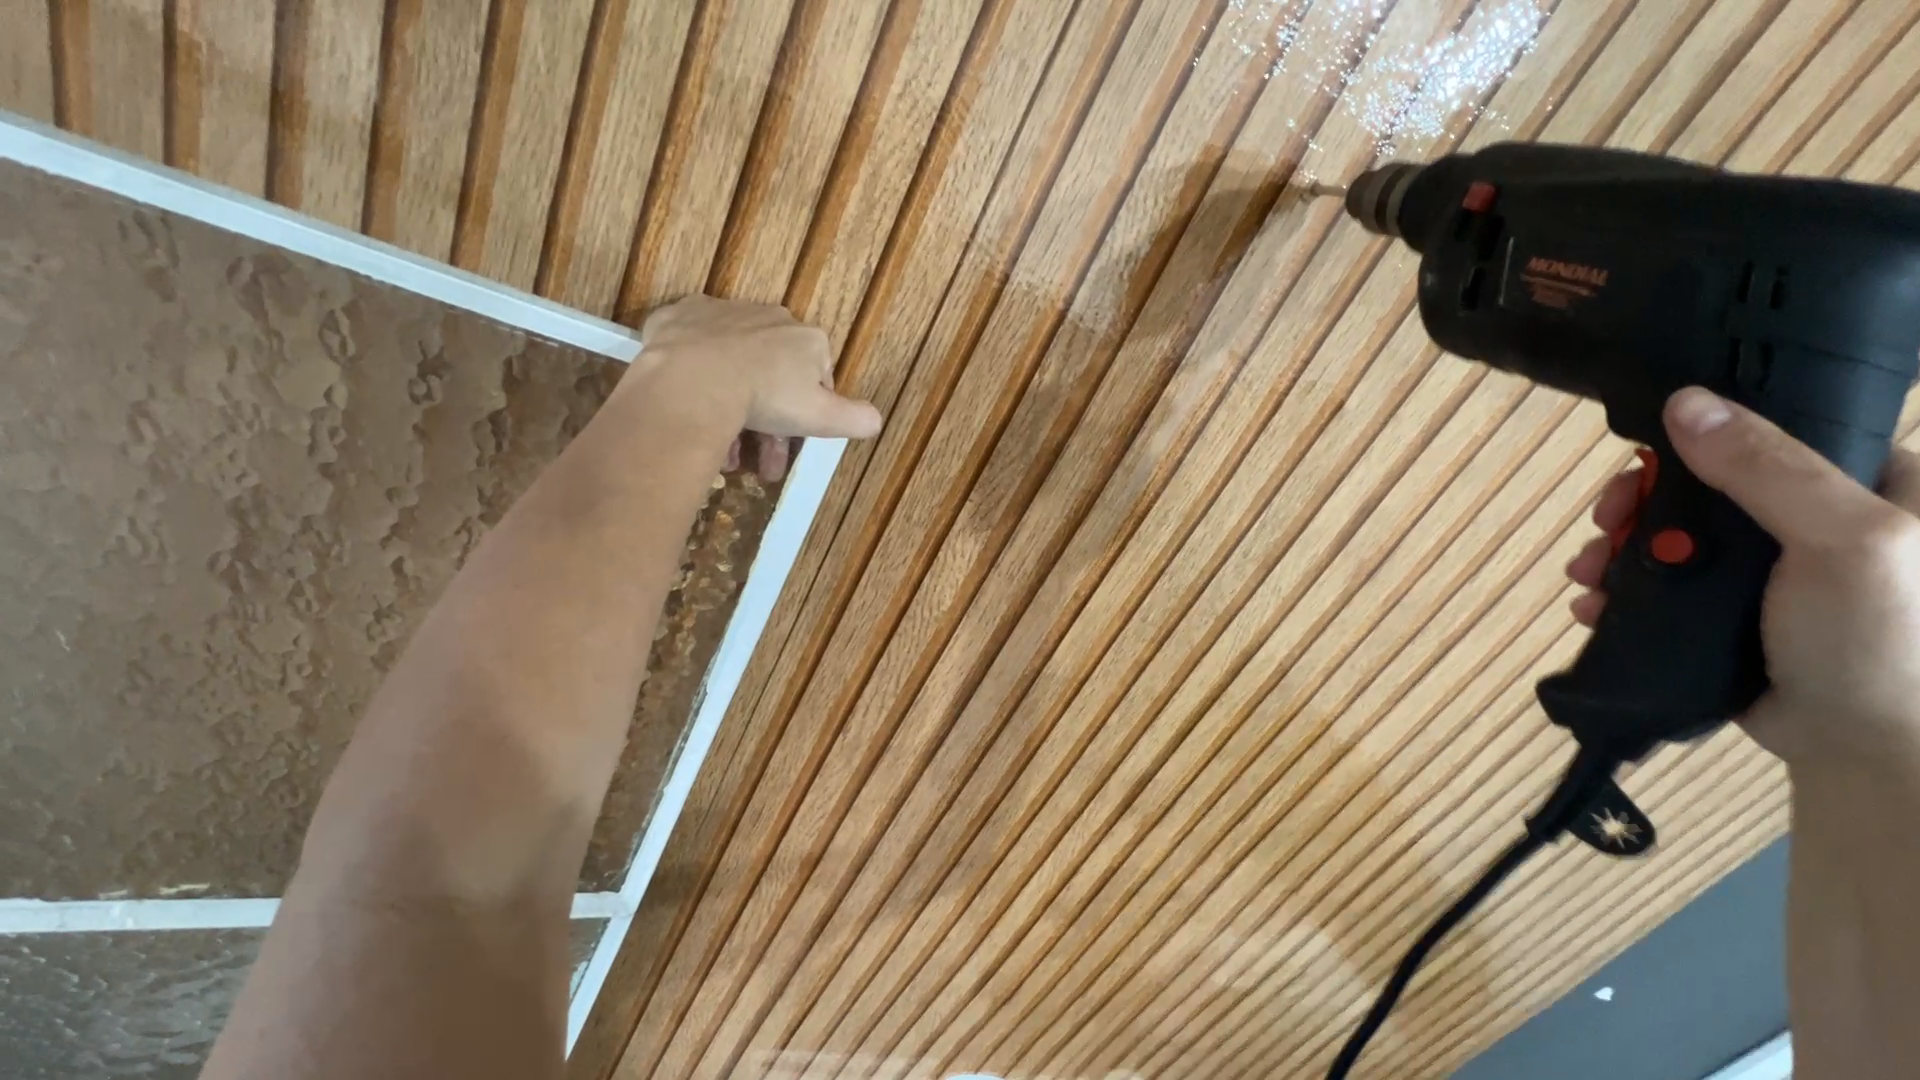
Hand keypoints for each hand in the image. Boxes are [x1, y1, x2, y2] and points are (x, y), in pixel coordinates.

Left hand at [636, 296, 882, 479]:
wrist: (695, 379)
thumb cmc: (767, 396)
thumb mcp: (821, 416)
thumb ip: (854, 417)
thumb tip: (877, 420)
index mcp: (806, 338)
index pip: (816, 377)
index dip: (806, 415)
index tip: (792, 444)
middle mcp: (768, 317)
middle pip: (772, 373)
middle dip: (767, 422)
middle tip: (758, 466)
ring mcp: (721, 313)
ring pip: (730, 366)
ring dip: (730, 408)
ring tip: (723, 455)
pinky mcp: (679, 316)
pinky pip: (689, 350)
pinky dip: (692, 377)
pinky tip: (693, 409)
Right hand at [1567, 387, 1919, 765]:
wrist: (1871, 752)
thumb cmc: (1886, 640)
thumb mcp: (1844, 540)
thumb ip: (1766, 470)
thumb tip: (1686, 403)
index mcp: (1872, 489)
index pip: (1772, 438)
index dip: (1700, 442)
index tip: (1643, 462)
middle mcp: (1817, 525)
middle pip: (1703, 490)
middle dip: (1640, 507)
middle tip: (1604, 525)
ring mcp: (1770, 576)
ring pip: (1674, 542)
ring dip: (1617, 554)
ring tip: (1584, 575)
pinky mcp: (1730, 617)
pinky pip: (1664, 590)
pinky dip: (1621, 595)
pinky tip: (1594, 604)